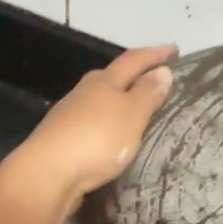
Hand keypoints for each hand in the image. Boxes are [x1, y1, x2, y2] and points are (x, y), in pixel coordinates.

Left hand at [3, 45, 175, 214]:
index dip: (154, 54)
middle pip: (111, 78)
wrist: (48, 173)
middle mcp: (84, 93)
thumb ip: (147, 94)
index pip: (133, 60)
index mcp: (104, 82)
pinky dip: (106, 126)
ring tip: (135, 112)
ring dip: (117, 103)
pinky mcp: (62, 140)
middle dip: (132, 76)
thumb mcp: (131, 115)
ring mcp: (69, 116)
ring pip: (98, 102)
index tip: (174, 49)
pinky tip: (111, 138)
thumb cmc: (97, 140)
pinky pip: (91, 125)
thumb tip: (162, 70)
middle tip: (153, 80)